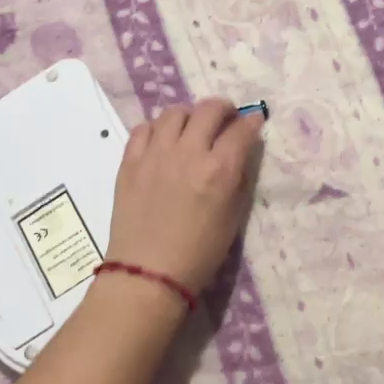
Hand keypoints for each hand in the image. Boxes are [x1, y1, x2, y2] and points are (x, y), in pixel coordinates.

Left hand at [106, 99, 264, 293]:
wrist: (148, 273)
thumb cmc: (198, 255)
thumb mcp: (233, 220)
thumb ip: (239, 181)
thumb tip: (242, 155)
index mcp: (219, 170)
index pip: (242, 130)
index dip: (252, 123)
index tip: (254, 123)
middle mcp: (188, 153)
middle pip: (209, 109)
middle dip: (224, 109)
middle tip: (226, 119)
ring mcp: (155, 154)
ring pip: (175, 112)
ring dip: (190, 115)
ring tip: (192, 128)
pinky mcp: (130, 161)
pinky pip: (144, 128)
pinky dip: (158, 128)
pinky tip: (162, 141)